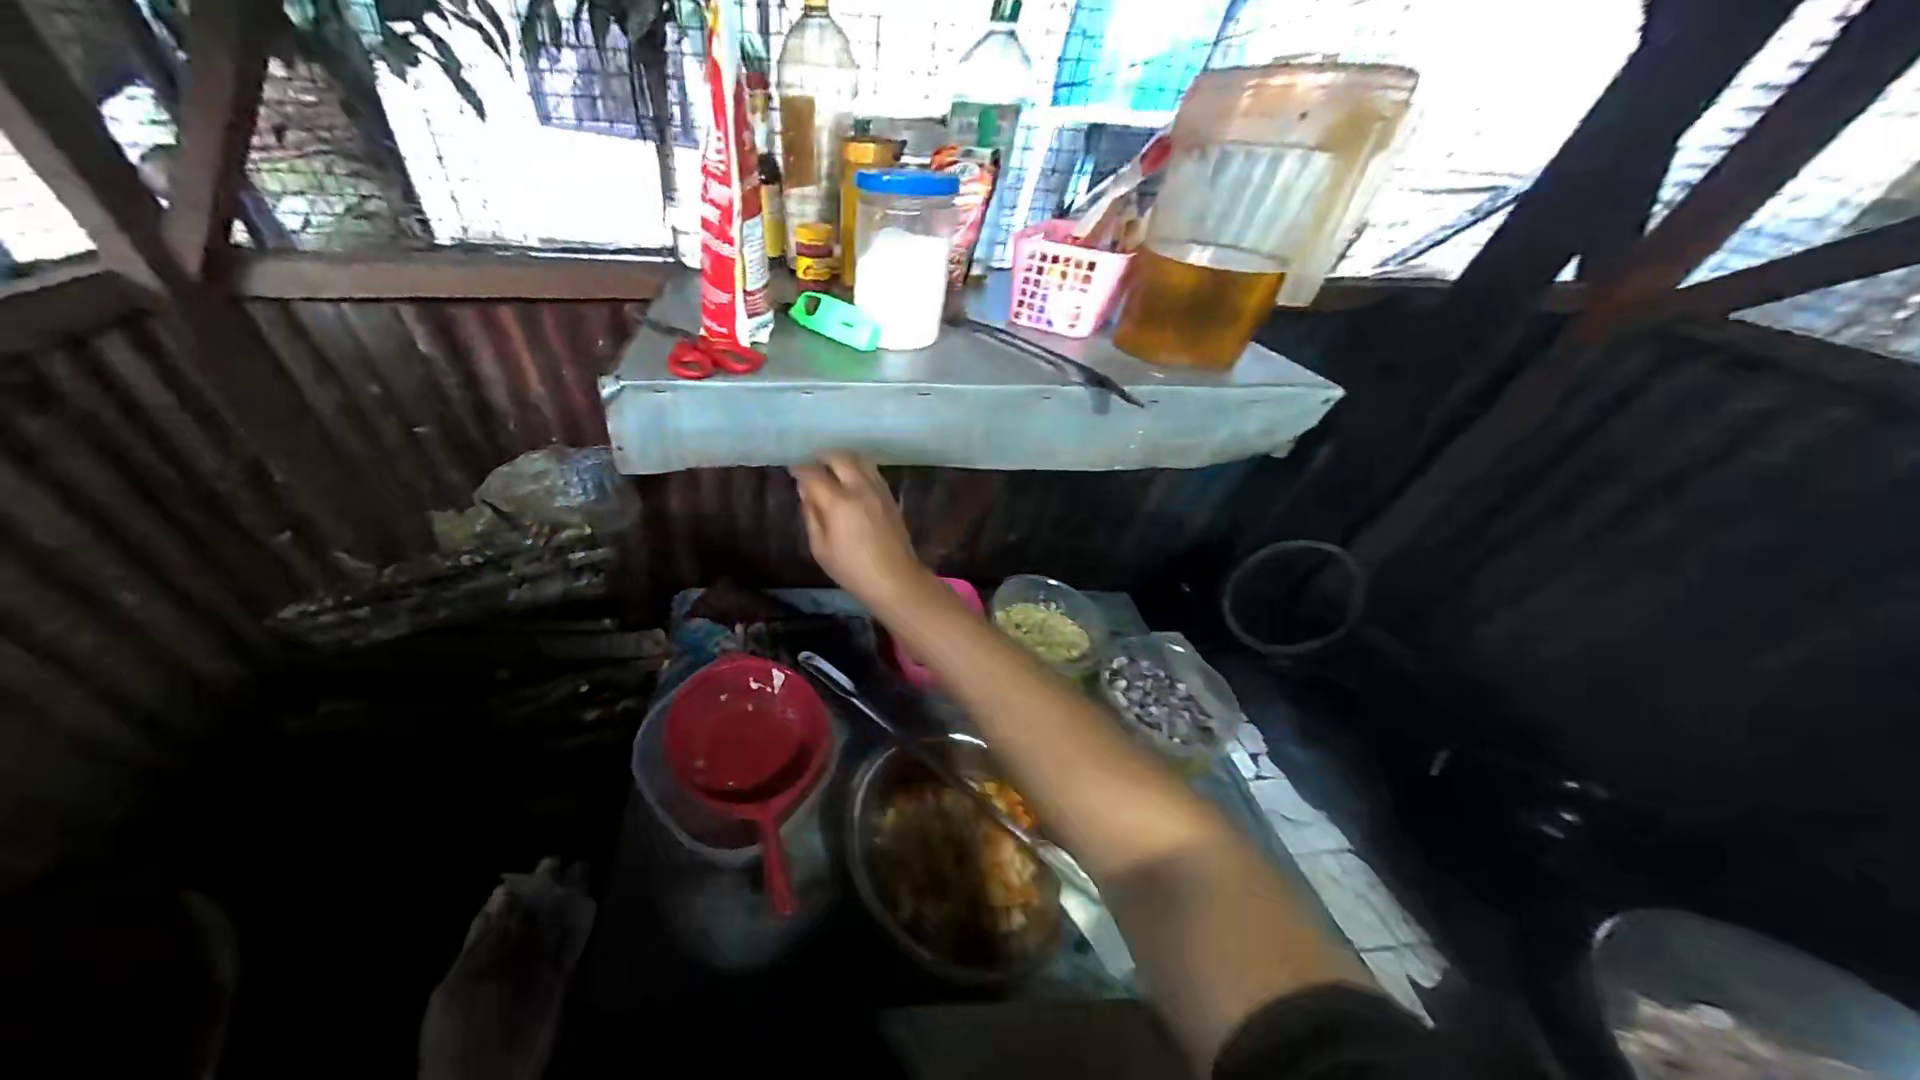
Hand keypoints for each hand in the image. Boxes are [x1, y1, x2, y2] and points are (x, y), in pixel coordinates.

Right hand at [791, 452, 930, 610]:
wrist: (895, 578)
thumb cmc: (852, 569)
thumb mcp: (820, 548)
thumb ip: (811, 515)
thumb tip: (806, 492)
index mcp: (839, 502)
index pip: (814, 474)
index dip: (800, 469)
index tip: (793, 469)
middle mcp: (860, 489)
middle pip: (840, 458)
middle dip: (823, 456)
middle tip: (812, 462)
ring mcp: (878, 490)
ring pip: (860, 460)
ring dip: (843, 458)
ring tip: (832, 466)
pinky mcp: (890, 496)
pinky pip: (873, 471)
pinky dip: (859, 467)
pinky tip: (852, 477)